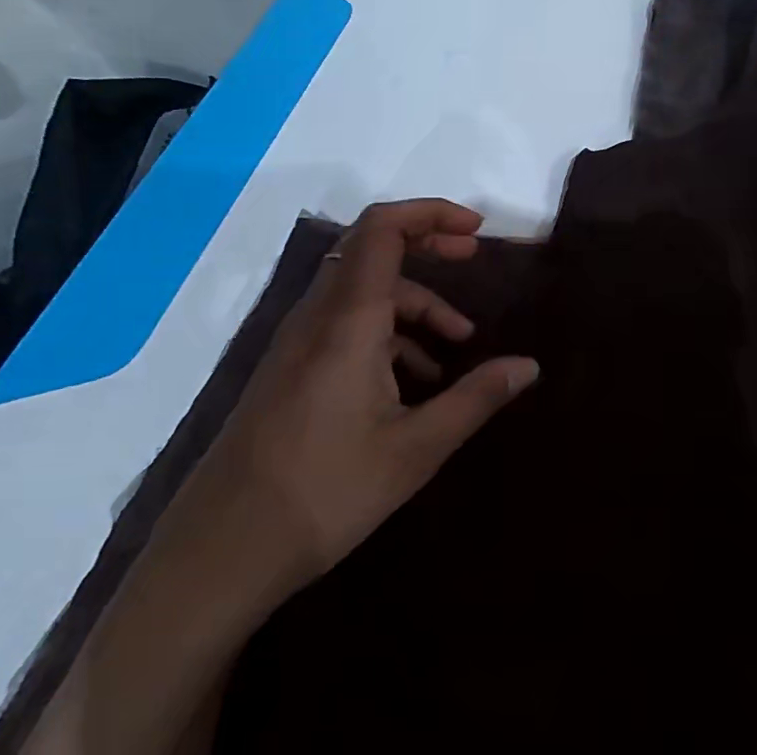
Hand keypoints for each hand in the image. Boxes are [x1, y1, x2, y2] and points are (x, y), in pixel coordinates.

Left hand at [153, 199, 540, 606]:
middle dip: (426, 244)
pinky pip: (343, 325)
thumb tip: (529, 367)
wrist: (228, 542)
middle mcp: (317, 315)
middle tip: (473, 259)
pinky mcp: (291, 365)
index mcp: (348, 319)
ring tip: (457, 345)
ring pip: (361, 292)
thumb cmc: (327, 491)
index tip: (476, 231)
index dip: (430, 213)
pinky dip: (385, 334)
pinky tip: (412, 381)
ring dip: (412, 304)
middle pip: (371, 249)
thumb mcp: (415, 448)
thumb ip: (474, 399)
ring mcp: (297, 339)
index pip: (382, 229)